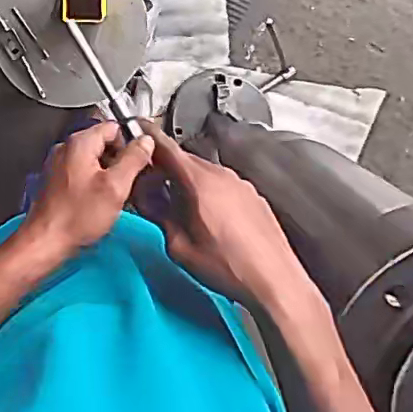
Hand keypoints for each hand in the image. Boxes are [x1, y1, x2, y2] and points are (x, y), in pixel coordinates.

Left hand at [19, 121, 154, 260]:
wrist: (46, 241)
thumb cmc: (75, 217)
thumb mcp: (116, 186)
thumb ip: (133, 159)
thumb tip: (145, 142)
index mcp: (79, 143)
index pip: (113, 127)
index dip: (131, 142)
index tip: (140, 158)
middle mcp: (66, 149)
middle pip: (103, 142)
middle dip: (120, 159)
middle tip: (130, 180)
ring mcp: (59, 164)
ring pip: (93, 159)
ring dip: (108, 173)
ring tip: (115, 194)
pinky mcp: (57, 181)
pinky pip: (82, 172)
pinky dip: (94, 182)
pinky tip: (99, 201)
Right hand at [147, 127, 320, 314]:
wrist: (274, 282)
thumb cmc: (230, 268)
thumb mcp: (179, 245)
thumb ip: (158, 214)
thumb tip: (146, 199)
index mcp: (198, 182)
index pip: (166, 147)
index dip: (148, 136)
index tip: (137, 129)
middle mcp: (221, 175)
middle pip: (184, 159)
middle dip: (165, 168)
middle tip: (151, 185)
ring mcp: (240, 184)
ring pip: (204, 172)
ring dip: (187, 182)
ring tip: (180, 208)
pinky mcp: (252, 196)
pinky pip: (222, 184)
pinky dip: (209, 192)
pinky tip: (208, 218)